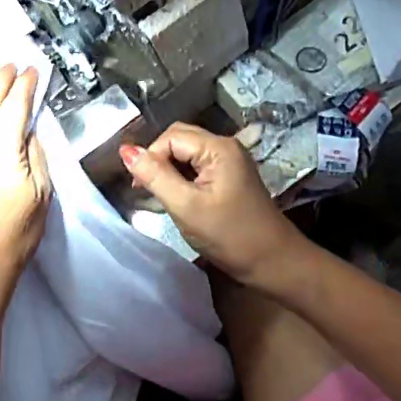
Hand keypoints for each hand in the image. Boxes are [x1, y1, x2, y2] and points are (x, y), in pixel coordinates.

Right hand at [120, 124, 311, 290]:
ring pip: (186, 152)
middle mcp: (225, 145)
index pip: (170, 137)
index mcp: (218, 147)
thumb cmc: (230, 236)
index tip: (141, 189)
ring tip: (163, 197)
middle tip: (148, 191)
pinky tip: (179, 198)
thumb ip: (155, 176)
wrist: (274, 262)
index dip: (151, 158)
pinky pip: (198, 165)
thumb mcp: (186, 207)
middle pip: (178, 139)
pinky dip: (182, 177)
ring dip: (169, 170)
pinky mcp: (230, 175)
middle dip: (158, 160)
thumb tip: (125, 151)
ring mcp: (230, 160)